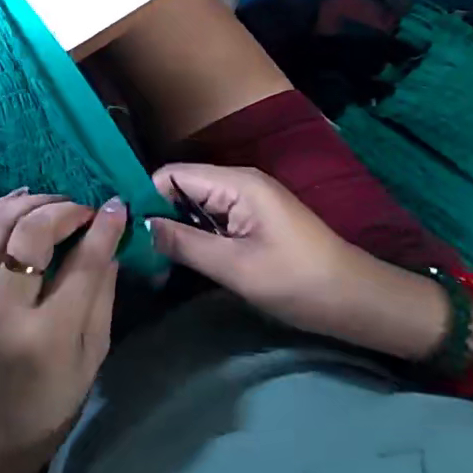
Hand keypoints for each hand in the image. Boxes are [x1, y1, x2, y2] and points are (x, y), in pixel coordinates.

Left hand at [0, 189, 125, 472]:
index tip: (117, 207)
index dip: (103, 227)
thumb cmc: (51, 401)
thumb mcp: (93, 353)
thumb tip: (110, 238)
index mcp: (47, 334)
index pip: (81, 262)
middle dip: (65, 210)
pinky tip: (23, 204)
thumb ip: (102, 292)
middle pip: (31, 233)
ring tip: (57, 203)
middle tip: (87, 210)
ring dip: (30, 203)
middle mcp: (3, 309)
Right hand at [147, 164, 448, 361]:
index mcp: (237, 183)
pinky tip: (175, 256)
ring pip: (195, 205)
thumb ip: (184, 243)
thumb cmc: (296, 280)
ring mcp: (248, 202)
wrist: (354, 298)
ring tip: (142, 254)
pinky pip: (212, 219)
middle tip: (126, 246)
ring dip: (172, 226)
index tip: (119, 226)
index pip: (172, 175)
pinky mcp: (254, 221)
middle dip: (154, 212)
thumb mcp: (235, 266)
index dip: (144, 196)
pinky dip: (193, 234)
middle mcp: (240, 183)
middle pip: (181, 187)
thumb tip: (138, 226)